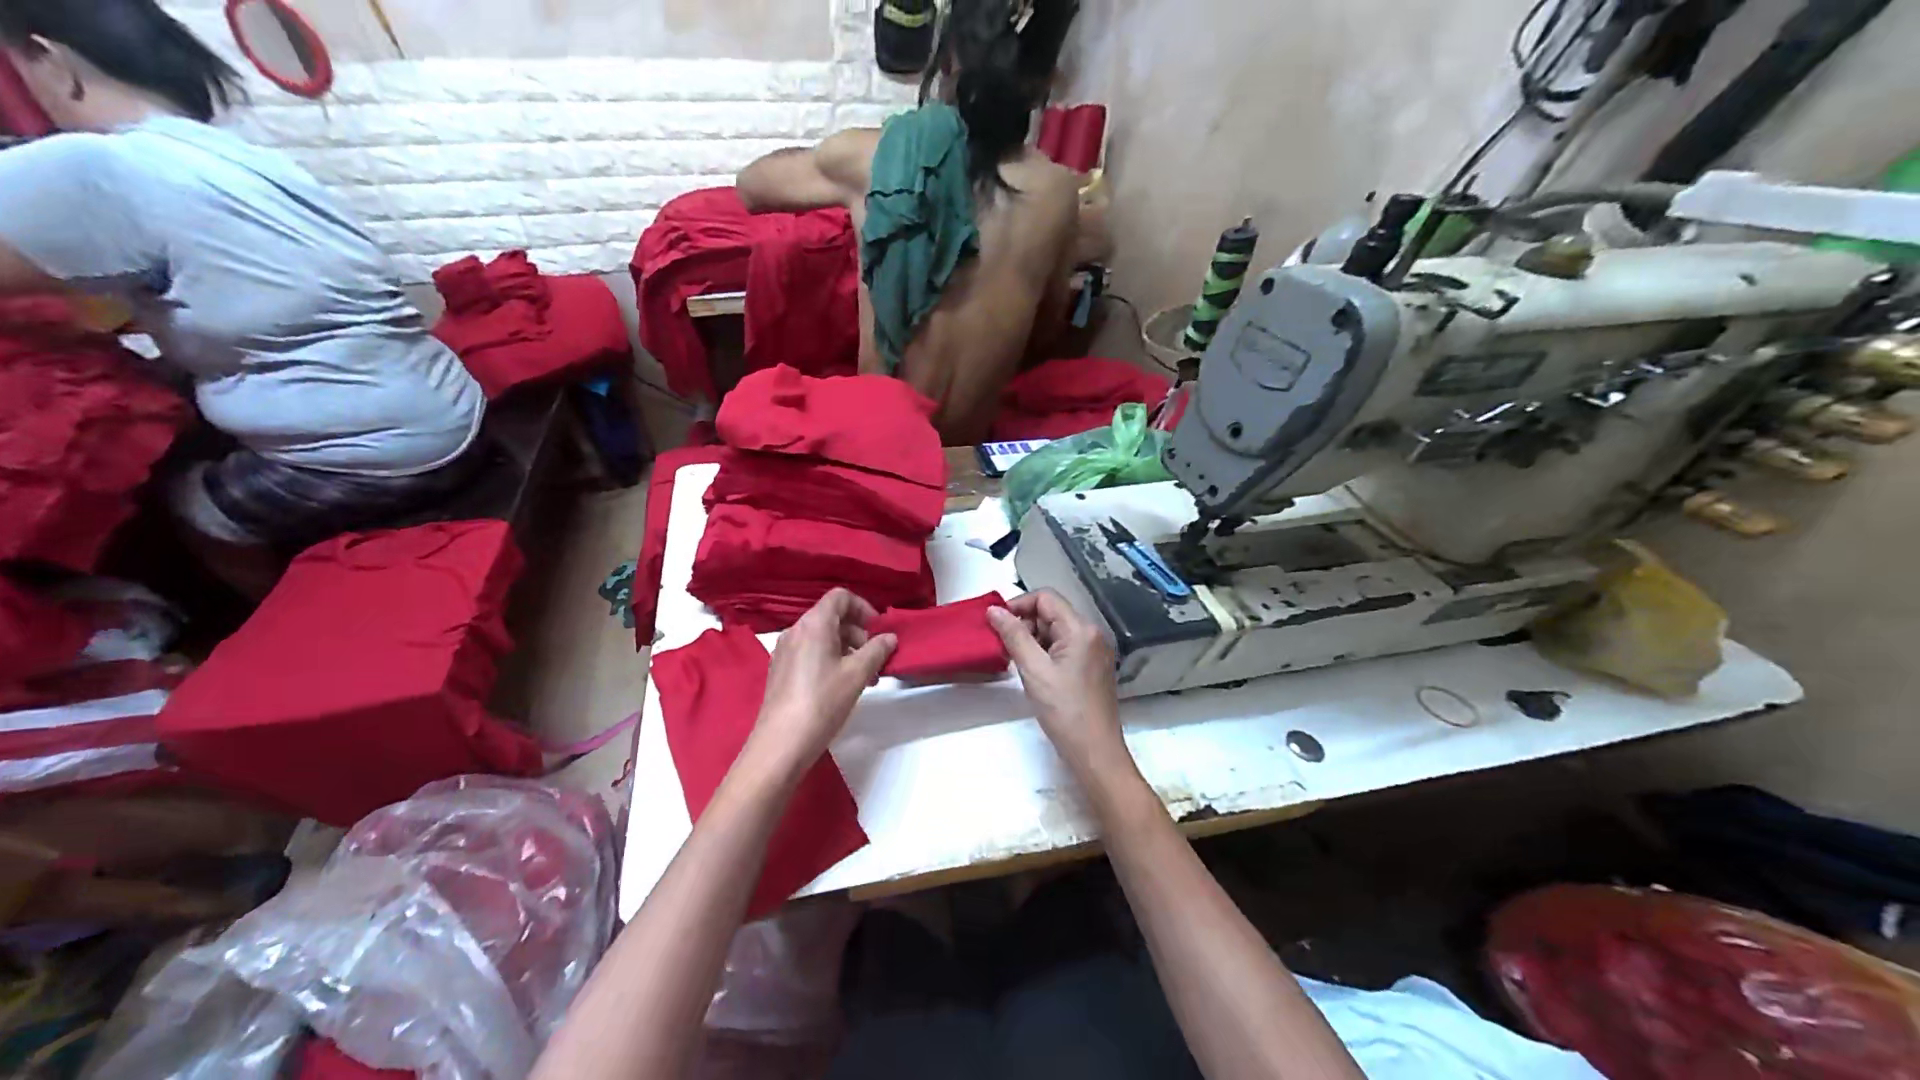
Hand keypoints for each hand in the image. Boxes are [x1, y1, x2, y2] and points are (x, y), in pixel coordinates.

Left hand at [749, 589, 896, 778]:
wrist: (781, 743)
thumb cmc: (823, 702)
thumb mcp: (857, 675)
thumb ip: (876, 651)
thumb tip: (889, 637)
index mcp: (813, 624)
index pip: (840, 597)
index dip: (864, 608)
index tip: (879, 631)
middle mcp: (795, 631)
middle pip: (831, 617)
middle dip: (858, 633)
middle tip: (875, 658)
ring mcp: (784, 651)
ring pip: (821, 637)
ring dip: (847, 649)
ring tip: (865, 676)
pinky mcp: (780, 671)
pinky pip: (810, 653)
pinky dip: (830, 659)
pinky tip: (842, 686)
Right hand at [988, 590, 1128, 780]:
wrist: (1095, 751)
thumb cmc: (1064, 710)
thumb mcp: (1033, 670)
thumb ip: (1013, 635)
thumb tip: (994, 610)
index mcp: (1081, 629)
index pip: (1046, 598)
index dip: (1019, 604)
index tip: (997, 623)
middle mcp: (1092, 634)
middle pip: (1052, 613)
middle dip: (1024, 624)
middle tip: (1004, 647)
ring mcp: (1095, 651)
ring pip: (1056, 631)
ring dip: (1033, 639)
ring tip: (1016, 662)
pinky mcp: (1092, 667)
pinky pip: (1064, 647)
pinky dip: (1045, 653)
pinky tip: (1033, 672)